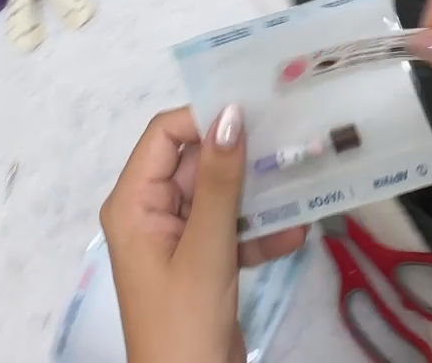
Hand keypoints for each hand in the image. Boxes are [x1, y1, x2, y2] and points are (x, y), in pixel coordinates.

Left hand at [100, 106, 307, 362]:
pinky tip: (296, 230)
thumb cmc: (185, 320)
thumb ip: (220, 181)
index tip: (251, 112)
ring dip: (256, 194)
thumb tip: (231, 113)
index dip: (203, 119)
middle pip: (195, 162)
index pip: (164, 135)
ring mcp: (177, 236)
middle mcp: (150, 211)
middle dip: (240, 156)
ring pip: (218, 194)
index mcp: (134, 202)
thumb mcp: (206, 248)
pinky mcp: (201, 259)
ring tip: (298, 179)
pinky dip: (258, 231)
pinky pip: (230, 228)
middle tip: (286, 141)